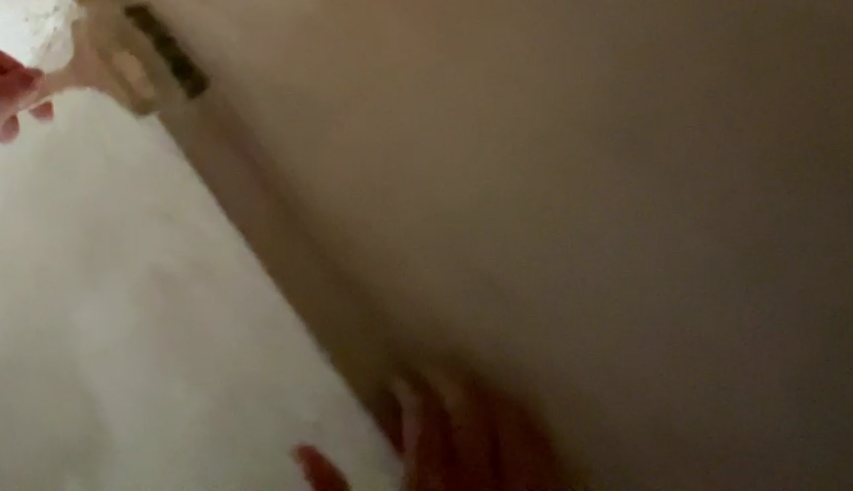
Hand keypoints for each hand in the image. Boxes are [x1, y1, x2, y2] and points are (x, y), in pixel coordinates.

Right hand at [297, 372, 564, 490]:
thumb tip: (303, 449)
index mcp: (430, 486)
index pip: (424, 418)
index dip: (411, 390)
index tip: (400, 381)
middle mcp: (475, 484)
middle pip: (469, 414)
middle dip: (453, 384)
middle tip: (435, 373)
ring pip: (515, 433)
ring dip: (497, 404)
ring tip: (480, 389)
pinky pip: (549, 466)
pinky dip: (535, 437)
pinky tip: (524, 426)